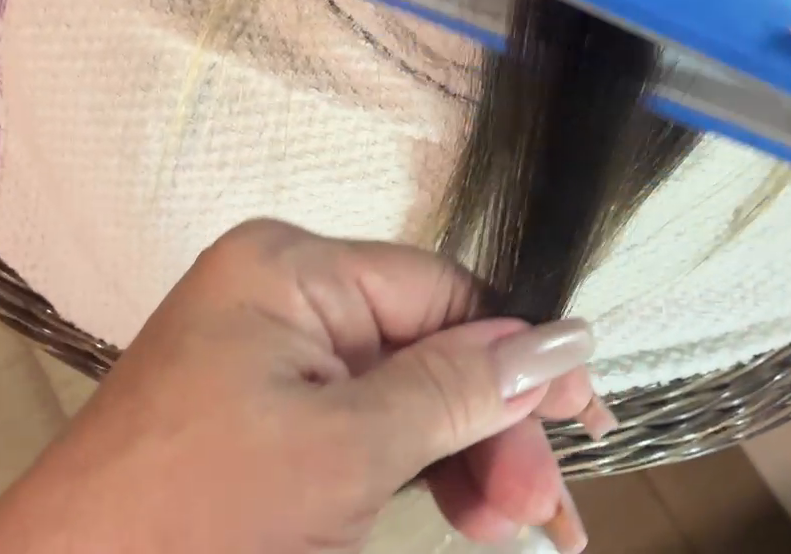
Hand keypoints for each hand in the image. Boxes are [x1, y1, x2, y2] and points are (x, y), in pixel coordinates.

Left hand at [0, 220, 606, 553]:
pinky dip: (408, 461)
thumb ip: (459, 390)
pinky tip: (453, 506)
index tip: (586, 419)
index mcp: (291, 263)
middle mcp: (282, 284)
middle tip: (547, 515)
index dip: (517, 351)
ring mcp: (270, 340)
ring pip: (399, 383)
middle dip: (489, 423)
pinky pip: (358, 412)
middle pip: (424, 338)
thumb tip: (567, 341)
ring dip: (458, 452)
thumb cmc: (204, 511)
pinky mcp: (263, 394)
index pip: (438, 289)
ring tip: (509, 527)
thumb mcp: (349, 449)